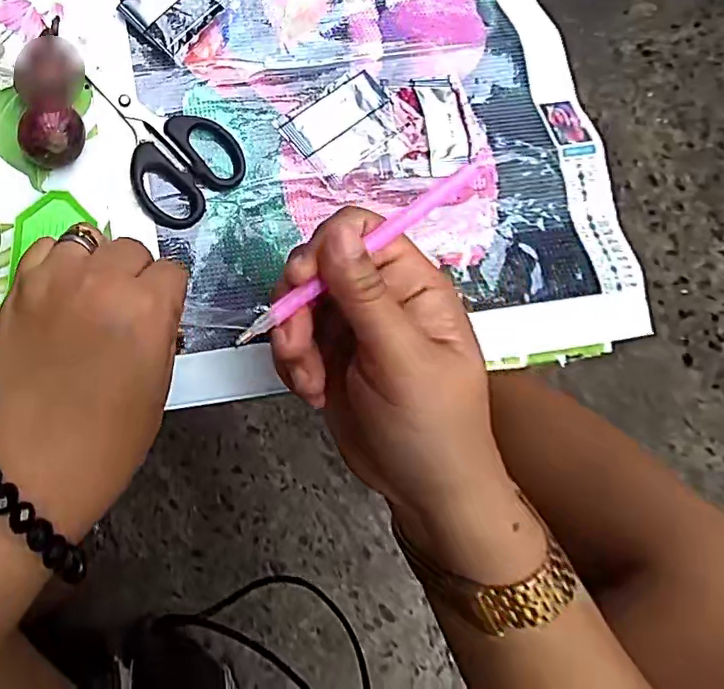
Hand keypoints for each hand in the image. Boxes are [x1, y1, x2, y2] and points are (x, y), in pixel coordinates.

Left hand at [0, 230, 186, 540]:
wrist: (31, 460)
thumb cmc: (105, 439)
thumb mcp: (157, 387)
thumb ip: (160, 332)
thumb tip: (157, 308)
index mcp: (147, 308)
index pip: (171, 270)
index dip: (166, 292)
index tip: (158, 309)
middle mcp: (103, 280)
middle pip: (130, 247)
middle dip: (133, 273)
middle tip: (120, 306)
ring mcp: (57, 278)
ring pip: (86, 239)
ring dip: (93, 262)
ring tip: (86, 293)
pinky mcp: (21, 284)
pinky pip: (45, 248)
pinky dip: (55, 262)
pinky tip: (56, 290)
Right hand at [270, 209, 541, 579]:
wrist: (422, 493)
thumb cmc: (434, 428)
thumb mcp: (400, 357)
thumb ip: (364, 293)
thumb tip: (337, 231)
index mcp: (411, 285)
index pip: (360, 230)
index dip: (325, 246)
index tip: (304, 280)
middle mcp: (377, 295)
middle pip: (315, 264)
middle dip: (297, 303)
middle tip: (298, 340)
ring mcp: (348, 322)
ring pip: (294, 301)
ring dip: (291, 340)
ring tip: (310, 378)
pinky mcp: (324, 349)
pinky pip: (288, 335)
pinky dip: (290, 361)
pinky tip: (313, 390)